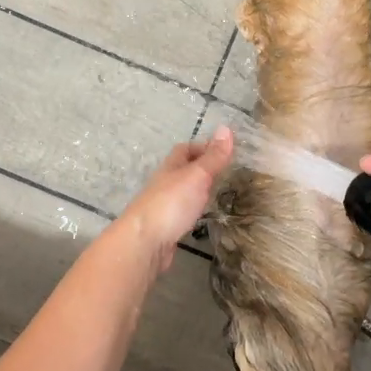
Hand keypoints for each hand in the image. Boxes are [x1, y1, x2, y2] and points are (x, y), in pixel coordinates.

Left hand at [117, 127, 234, 270]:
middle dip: (202, 168)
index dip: (203, 146)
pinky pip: (181, 212)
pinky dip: (193, 210)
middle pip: (183, 170)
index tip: (224, 151)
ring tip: (219, 193)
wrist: (144, 243)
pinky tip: (201, 217)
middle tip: (226, 173)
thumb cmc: (172, 203)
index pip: (185, 149)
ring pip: (182, 192)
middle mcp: (165, 183)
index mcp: (171, 167)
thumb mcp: (197, 175)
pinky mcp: (165, 227)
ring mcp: (163, 206)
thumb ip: (213, 157)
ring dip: (198, 190)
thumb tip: (225, 128)